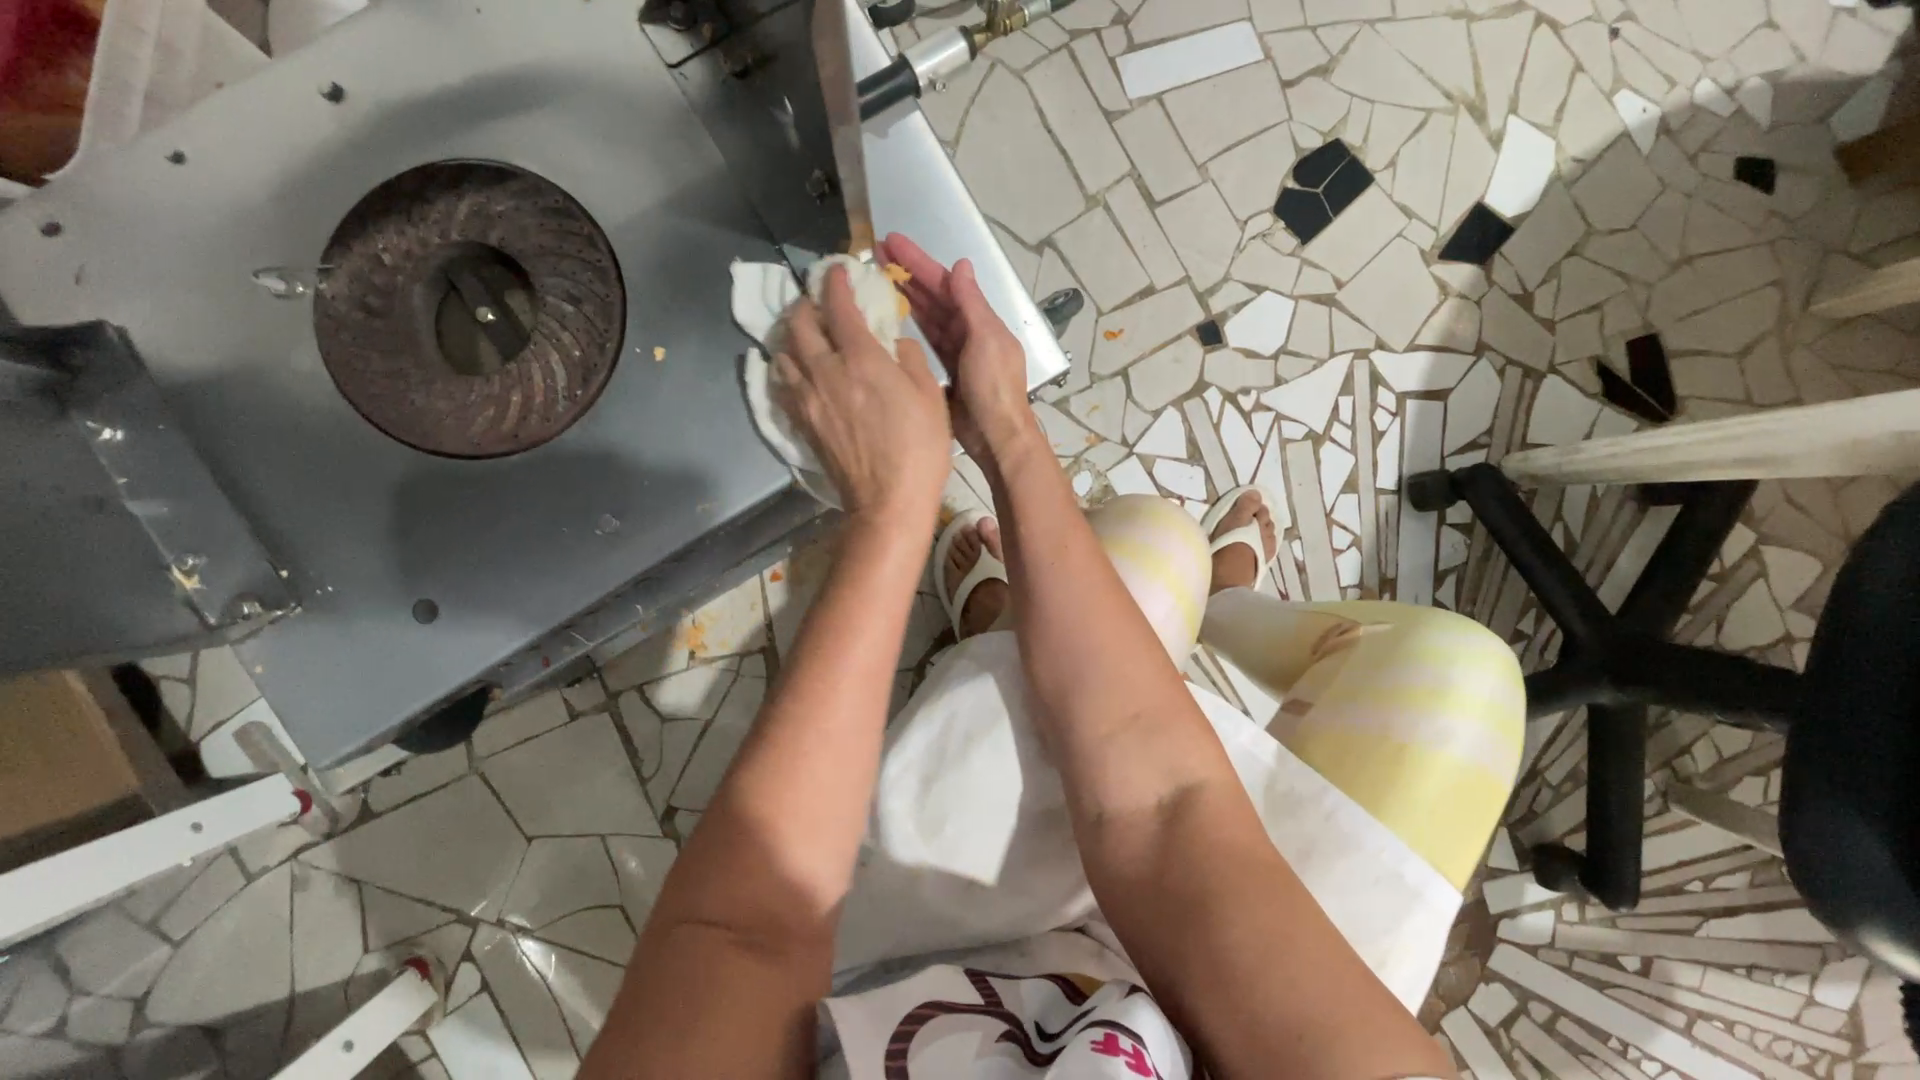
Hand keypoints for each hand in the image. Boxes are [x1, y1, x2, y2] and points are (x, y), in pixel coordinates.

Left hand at [775, 266, 952, 525]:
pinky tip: (795, 372)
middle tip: (816, 302)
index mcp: (861, 359)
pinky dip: (785, 370)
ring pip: (783, 355)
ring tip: (803, 337)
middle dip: (804, 305)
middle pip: (798, 325)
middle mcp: (826, 372)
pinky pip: (782, 387)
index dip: (835, 283)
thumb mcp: (930, 395)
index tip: (837, 271)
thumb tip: (895, 342)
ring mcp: (808, 399)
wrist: (888, 502)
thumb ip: (910, 358)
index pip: (839, 307)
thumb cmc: (920, 448)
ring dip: (790, 338)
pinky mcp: (802, 424)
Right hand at [878, 233, 1035, 463]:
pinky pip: (925, 342)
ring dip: (904, 297)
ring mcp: (957, 352)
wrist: (997, 436)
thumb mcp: (987, 341)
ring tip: (875, 280)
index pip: (945, 283)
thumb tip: (960, 264)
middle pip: (934, 296)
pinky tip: (887, 322)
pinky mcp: (945, 373)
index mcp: (981, 320)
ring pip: (927, 317)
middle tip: (874, 256)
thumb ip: (972, 304)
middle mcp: (969, 331)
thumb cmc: (994, 388)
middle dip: (906, 274)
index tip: (890, 242)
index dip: (918, 262)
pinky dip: (908, 329)